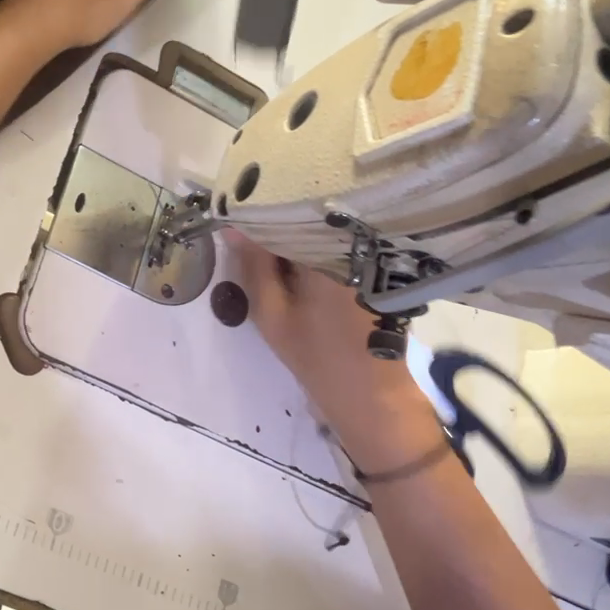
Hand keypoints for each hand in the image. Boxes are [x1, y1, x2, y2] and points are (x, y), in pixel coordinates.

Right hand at [224, 230, 444, 472]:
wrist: (369, 394)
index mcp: (332, 253)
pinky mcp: (377, 271)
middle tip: (246, 230)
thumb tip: (232, 227)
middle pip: (311, 220)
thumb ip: (253, 267)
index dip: (261, 215)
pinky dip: (315, 252)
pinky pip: (339, 248)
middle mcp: (358, 246)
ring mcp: (372, 258)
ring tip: (267, 243)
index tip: (236, 217)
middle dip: (279, 224)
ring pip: (324, 233)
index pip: (291, 216)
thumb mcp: (272, 313)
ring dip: (297, 237)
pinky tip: (295, 261)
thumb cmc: (317, 355)